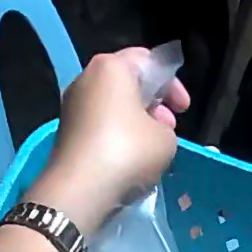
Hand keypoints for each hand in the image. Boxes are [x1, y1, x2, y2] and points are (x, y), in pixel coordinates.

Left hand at [29, 48, 191, 233]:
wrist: (79, 189)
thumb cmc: (127, 152)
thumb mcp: (166, 139)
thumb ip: (166, 128)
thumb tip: (153, 131)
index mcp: (112, 67)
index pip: (148, 61)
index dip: (172, 84)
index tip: (184, 109)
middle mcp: (87, 79)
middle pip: (128, 84)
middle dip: (153, 104)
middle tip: (169, 128)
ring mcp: (73, 106)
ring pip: (113, 107)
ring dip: (136, 124)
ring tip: (152, 149)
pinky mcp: (67, 133)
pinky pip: (101, 128)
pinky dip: (118, 138)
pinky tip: (130, 161)